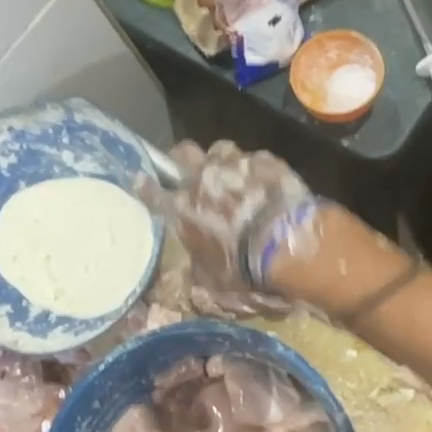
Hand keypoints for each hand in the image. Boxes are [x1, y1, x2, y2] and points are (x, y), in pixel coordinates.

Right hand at [140, 141, 318, 313]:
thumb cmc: (244, 269)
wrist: (288, 247)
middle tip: (194, 173)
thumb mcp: (213, 282)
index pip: (151, 191)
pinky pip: (256, 158)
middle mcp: (203, 179)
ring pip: (220, 149)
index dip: (146, 186)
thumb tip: (195, 270)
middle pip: (183, 152)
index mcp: (182, 209)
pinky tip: (266, 181)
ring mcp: (236, 165)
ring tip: (234, 176)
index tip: (143, 181)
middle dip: (185, 160)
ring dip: (224, 162)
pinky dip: (258, 168)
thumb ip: (199, 268)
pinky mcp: (267, 161)